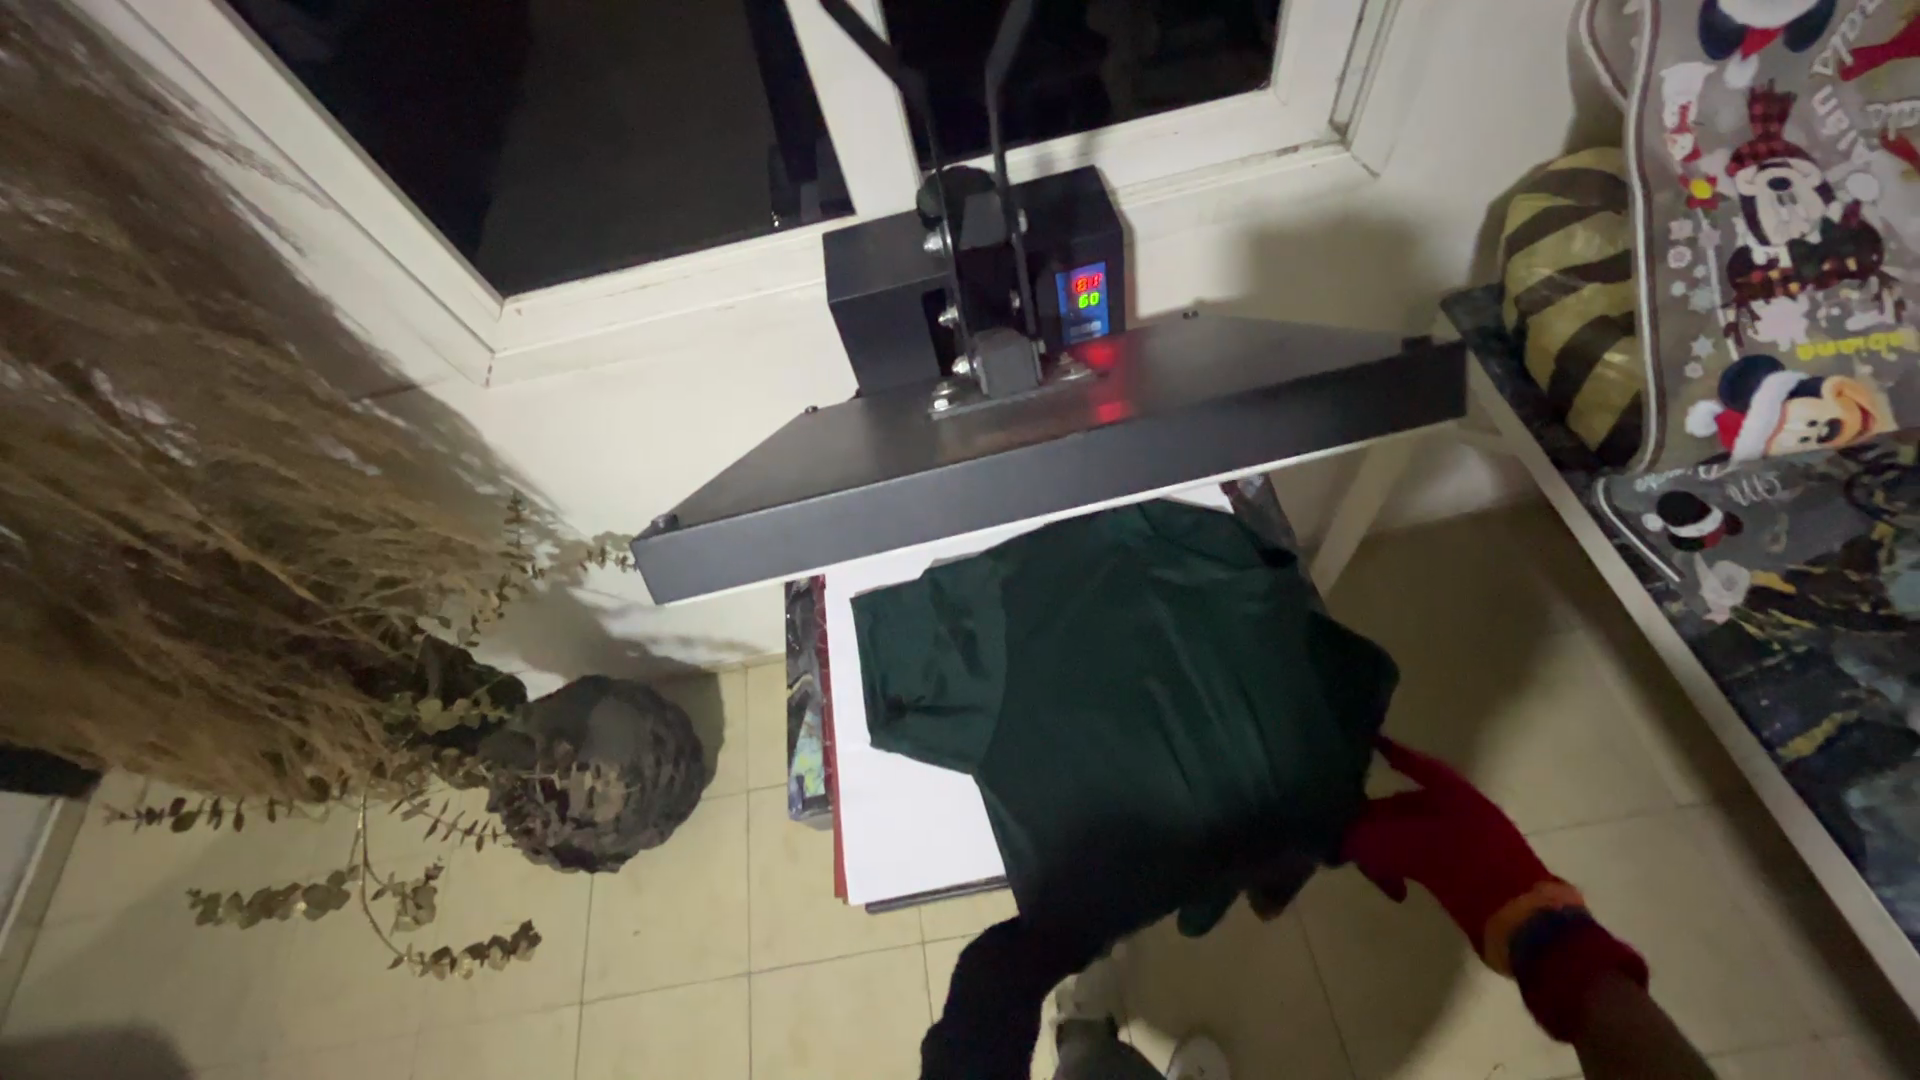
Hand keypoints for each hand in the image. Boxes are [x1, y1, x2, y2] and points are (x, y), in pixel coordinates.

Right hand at [1342, 737, 1648, 1042]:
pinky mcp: (1465, 872)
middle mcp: (1460, 812)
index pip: (1416, 764)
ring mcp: (1465, 843)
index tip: (1370, 741)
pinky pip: (1421, 860)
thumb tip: (1340, 838)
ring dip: (1385, 849)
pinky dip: (1402, 869)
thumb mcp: (1409, 849)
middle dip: (1374, 818)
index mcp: (1454, 795)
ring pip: (1410, 834)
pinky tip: (1395, 888)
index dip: (1393, 752)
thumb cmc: (1468, 870)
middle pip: (1405, 804)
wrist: (1524, 924)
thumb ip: (1368, 838)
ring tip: (1370, 868)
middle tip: (1345, 831)